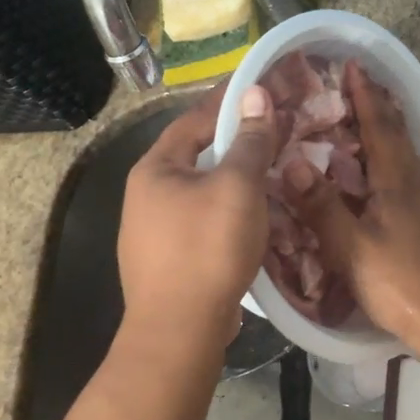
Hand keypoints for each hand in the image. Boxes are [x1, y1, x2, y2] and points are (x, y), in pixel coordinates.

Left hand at [119, 81, 285, 343]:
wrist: (178, 333)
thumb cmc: (207, 248)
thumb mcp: (238, 186)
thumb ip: (250, 140)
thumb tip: (257, 94)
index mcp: (155, 168)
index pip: (194, 119)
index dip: (229, 101)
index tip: (262, 87)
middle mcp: (145, 194)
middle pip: (195, 154)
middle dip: (234, 141)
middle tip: (274, 130)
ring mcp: (152, 231)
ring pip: (200, 190)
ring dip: (233, 177)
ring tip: (270, 170)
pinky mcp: (166, 261)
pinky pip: (201, 220)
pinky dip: (227, 209)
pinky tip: (253, 217)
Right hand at [283, 62, 419, 348]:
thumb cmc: (395, 281)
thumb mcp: (350, 246)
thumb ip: (321, 206)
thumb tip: (290, 163)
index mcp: (395, 179)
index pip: (379, 125)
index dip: (365, 95)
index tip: (351, 65)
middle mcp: (411, 179)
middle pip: (395, 129)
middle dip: (377, 101)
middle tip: (355, 79)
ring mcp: (418, 196)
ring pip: (402, 146)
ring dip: (385, 122)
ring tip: (365, 108)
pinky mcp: (419, 213)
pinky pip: (402, 165)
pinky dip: (388, 147)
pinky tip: (375, 160)